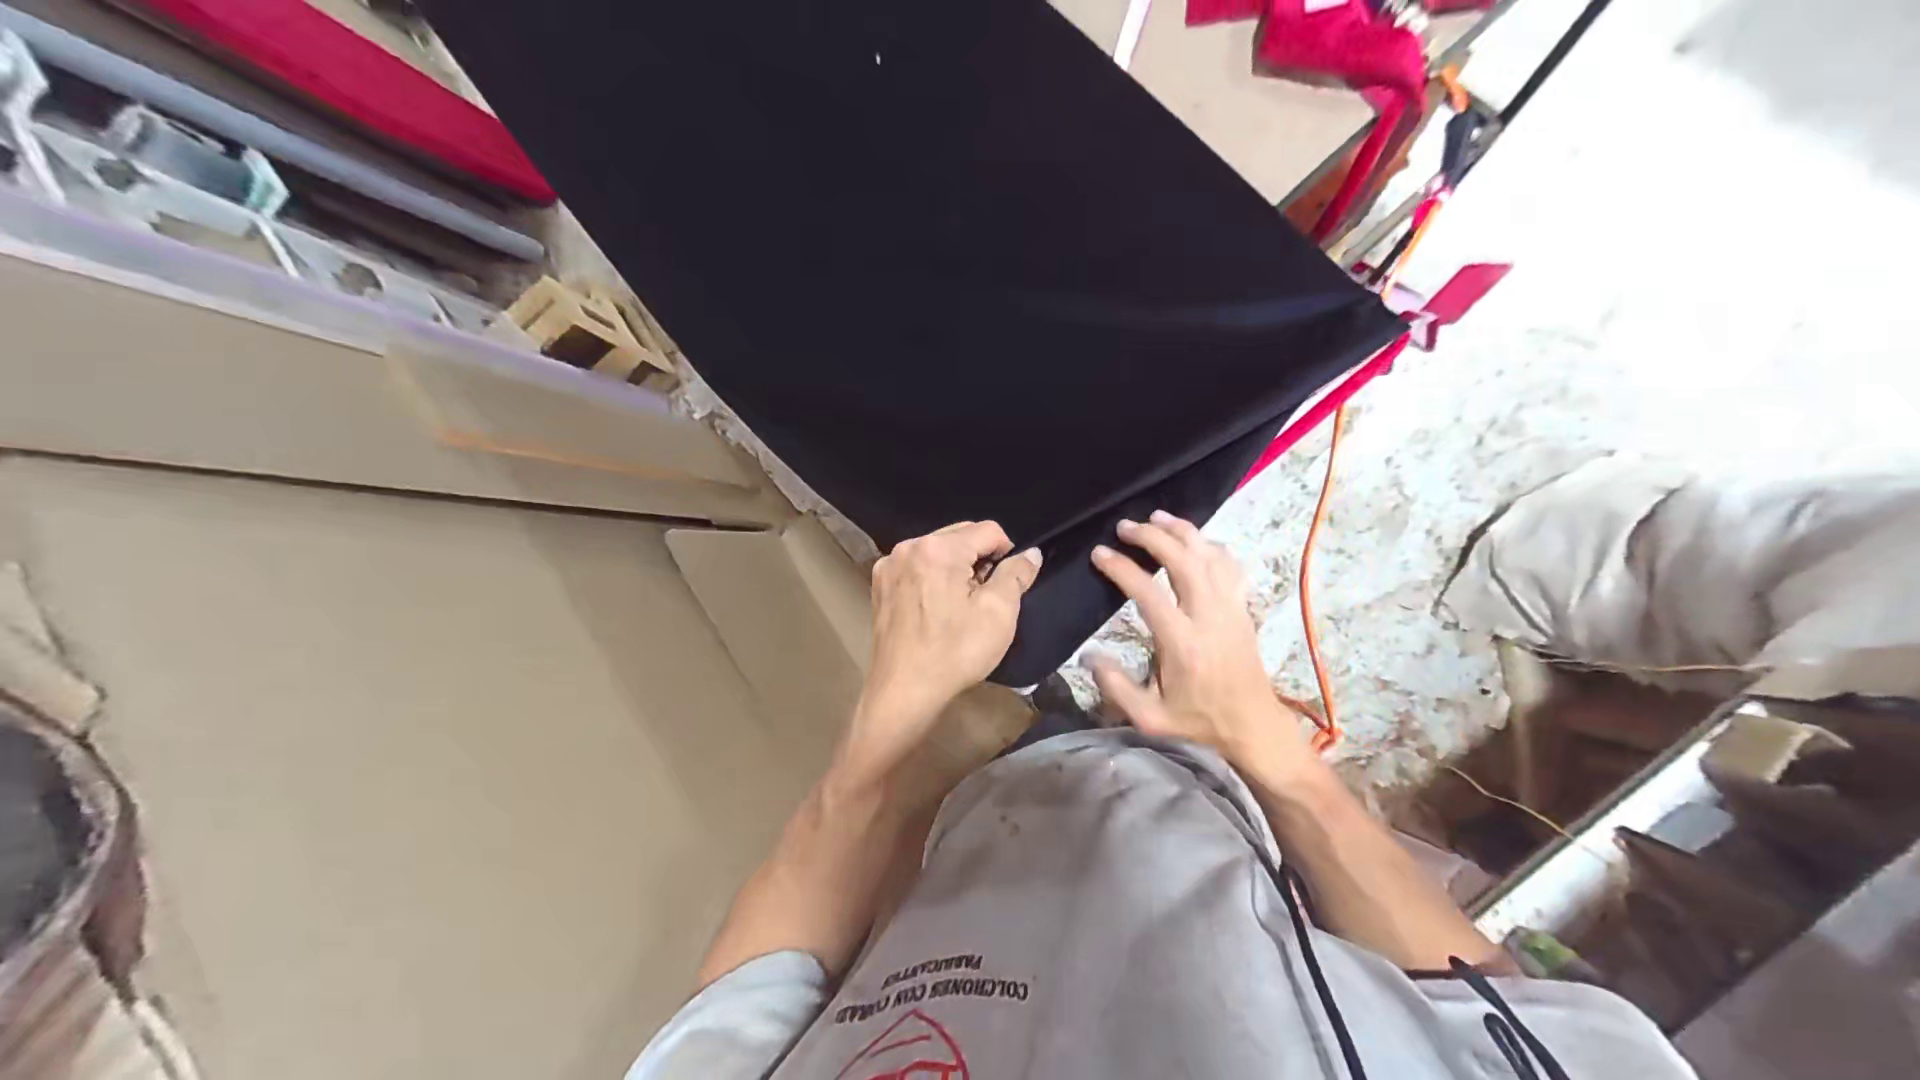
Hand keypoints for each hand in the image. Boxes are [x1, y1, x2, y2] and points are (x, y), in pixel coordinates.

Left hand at [839, 521, 1041, 783]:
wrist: (904, 691)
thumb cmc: (955, 652)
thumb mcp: (999, 612)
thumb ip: (1016, 574)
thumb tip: (1030, 553)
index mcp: (938, 548)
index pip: (988, 530)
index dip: (1006, 553)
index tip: (1006, 585)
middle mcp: (908, 547)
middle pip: (959, 536)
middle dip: (978, 559)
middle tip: (983, 598)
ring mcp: (889, 566)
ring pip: (937, 552)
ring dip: (955, 568)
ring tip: (960, 606)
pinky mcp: (880, 586)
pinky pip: (917, 568)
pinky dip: (932, 579)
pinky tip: (936, 609)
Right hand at [1089, 511, 1312, 777]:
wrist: (1253, 727)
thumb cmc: (1197, 722)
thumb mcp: (1149, 718)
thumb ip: (1116, 687)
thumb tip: (1088, 655)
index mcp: (1183, 643)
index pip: (1149, 592)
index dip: (1122, 568)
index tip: (1100, 554)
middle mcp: (1209, 618)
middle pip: (1184, 561)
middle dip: (1153, 537)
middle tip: (1125, 526)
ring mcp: (1231, 609)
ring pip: (1210, 555)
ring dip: (1183, 532)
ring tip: (1157, 517)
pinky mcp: (1242, 608)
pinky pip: (1229, 565)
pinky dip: (1210, 545)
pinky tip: (1194, 539)